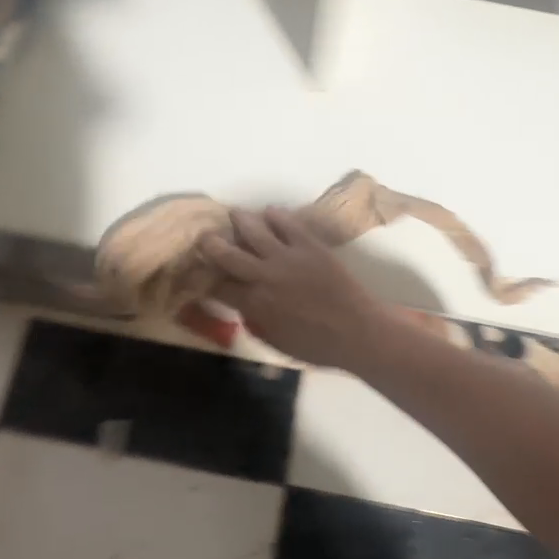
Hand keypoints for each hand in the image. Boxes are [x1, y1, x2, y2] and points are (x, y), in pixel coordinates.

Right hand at [201, 207, 398, 369]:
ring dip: (240, 220)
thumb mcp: (276, 342)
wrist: (357, 330)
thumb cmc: (317, 345)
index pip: (219, 287)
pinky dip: (275, 215)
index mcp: (255, 304)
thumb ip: (256, 322)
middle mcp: (264, 276)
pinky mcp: (309, 245)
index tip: (200, 274)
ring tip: (234, 214)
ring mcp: (287, 257)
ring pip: (254, 230)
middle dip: (211, 244)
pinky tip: (269, 212)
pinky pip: (287, 224)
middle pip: (228, 254)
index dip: (206, 280)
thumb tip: (245, 307)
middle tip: (204, 236)